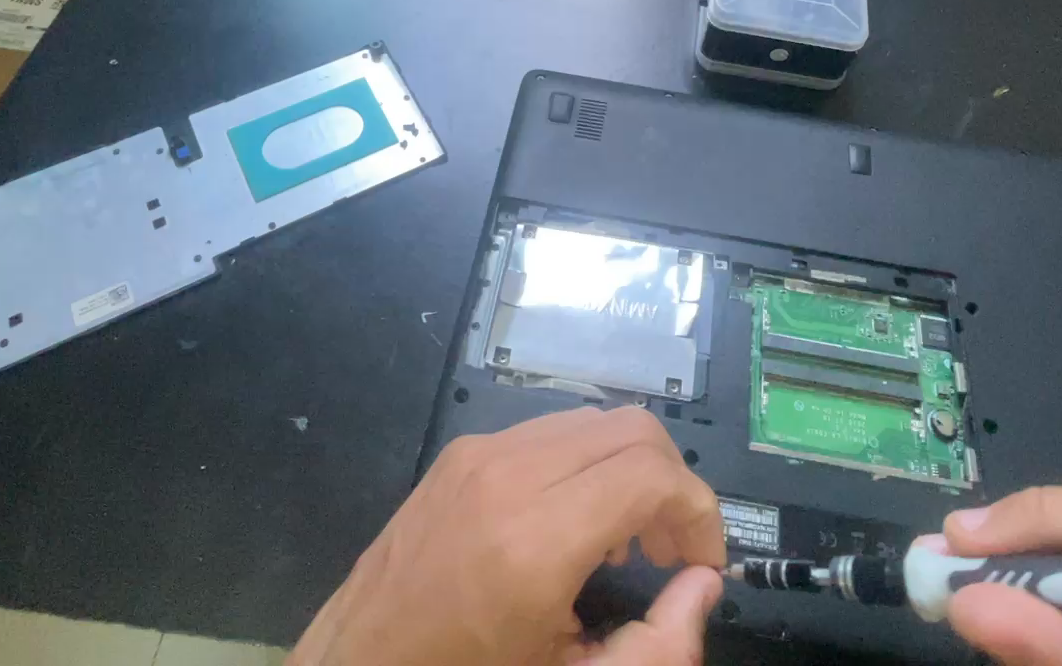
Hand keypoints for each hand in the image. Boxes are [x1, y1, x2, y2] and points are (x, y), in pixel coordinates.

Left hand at [288, 407, 727, 665]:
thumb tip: (704, 583)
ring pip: (594, 420)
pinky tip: (577, 519)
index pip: (650, 474)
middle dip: (671, 481)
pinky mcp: (462, 447)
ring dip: (631, 468)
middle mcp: (508, 472)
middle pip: (631, 429)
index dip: (699, 511)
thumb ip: (657, 648)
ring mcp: (480, 450)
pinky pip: (551, 430)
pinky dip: (588, 461)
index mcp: (534, 540)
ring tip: (627, 540)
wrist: (358, 665)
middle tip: (670, 549)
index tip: (704, 561)